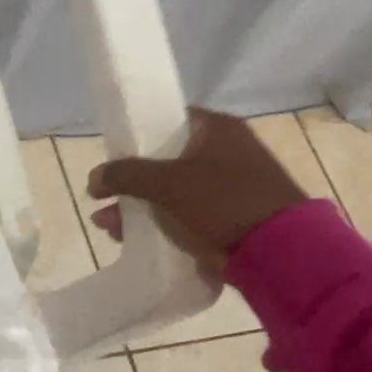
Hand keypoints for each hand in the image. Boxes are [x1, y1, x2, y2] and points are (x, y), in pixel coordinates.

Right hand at [86, 108, 306, 275]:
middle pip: (162, 160)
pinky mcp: (225, 217)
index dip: (136, 135)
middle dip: (128, 182)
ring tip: (107, 226)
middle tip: (102, 197)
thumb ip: (124, 175)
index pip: (168, 120)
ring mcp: (226, 186)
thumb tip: (93, 178)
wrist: (278, 251)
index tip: (112, 154)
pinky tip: (128, 237)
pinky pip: (181, 214)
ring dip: (136, 207)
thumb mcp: (166, 182)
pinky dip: (156, 223)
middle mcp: (223, 152)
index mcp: (216, 129)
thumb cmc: (222, 201)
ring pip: (168, 191)